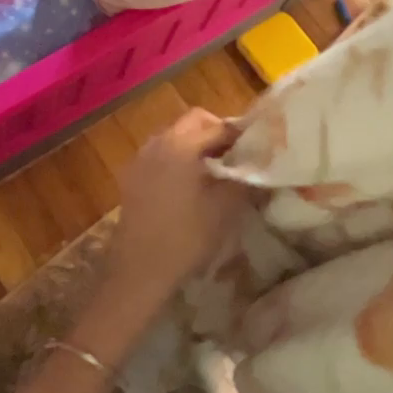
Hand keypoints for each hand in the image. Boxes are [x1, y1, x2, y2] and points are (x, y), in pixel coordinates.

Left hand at [103, 108, 250, 310]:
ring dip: (196, 145)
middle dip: (217, 133)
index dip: (241, 134)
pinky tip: (190, 186)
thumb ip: (246, 181)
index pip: (218, 126)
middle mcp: (157, 143)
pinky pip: (160, 155)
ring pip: (174, 137)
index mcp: (181, 145)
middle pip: (193, 122)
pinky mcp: (131, 178)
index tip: (259, 147)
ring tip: (217, 171)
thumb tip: (261, 167)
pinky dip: (178, 159)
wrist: (139, 269)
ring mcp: (140, 160)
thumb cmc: (186, 237)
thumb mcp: (225, 209)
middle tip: (237, 156)